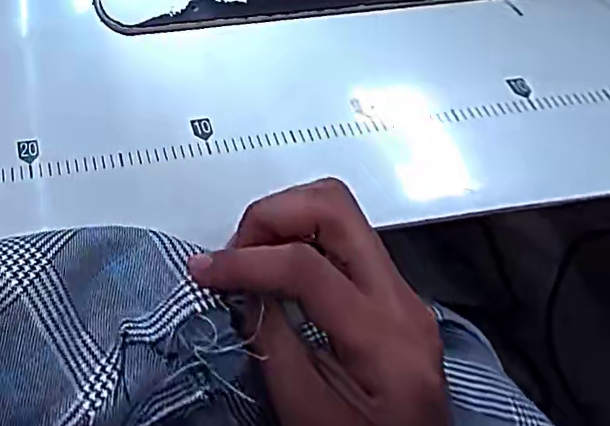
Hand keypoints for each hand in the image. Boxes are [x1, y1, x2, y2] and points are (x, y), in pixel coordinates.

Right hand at [186, 178, 446, 425]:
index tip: (205, 269)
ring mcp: (400, 291)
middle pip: (332, 207)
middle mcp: (404, 305)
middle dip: (269, 215)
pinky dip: (293, 231)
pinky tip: (274, 263)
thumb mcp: (301, 404)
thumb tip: (234, 280)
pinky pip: (336, 230)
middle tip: (238, 249)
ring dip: (281, 218)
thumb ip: (266, 332)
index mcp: (388, 343)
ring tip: (253, 255)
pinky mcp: (386, 287)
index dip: (244, 261)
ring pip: (334, 205)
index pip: (307, 266)